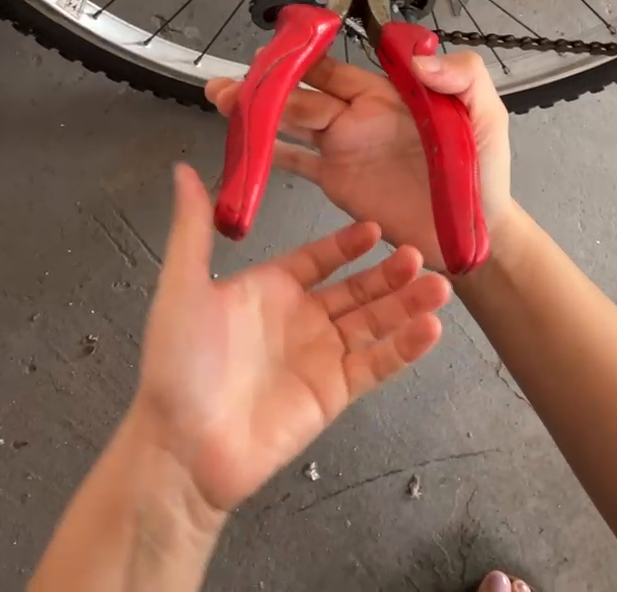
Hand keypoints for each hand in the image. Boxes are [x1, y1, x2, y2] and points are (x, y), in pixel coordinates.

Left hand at [135, 165, 450, 512]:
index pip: (319, 258)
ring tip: (438, 286)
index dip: (347, 244)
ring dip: (407, 304)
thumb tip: (185, 171)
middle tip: (417, 254)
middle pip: (357, 288)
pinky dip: (405, 347)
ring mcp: (321, 355)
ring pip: (375, 322)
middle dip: (389, 272)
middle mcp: (301, 317)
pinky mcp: (335, 392)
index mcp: (270, 289)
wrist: (183, 445)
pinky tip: (430, 329)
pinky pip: (377, 363)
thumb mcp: (182, 284)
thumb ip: (193, 228)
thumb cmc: (178, 362)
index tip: (375, 228)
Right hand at [205, 53, 518, 271]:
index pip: (336, 68)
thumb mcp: (486, 114)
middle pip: (301, 95)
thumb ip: (462, 77)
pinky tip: (245, 148)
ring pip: (291, 124)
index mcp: (387, 95)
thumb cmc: (484, 172)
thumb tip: (419, 57)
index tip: (275, 46)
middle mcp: (358, 117)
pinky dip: (270, 155)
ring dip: (257, 114)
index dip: (304, 56)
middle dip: (264, 86)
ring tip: (222, 102)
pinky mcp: (338, 184)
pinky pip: (297, 164)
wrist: (477, 236)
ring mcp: (344, 150)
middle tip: (230, 83)